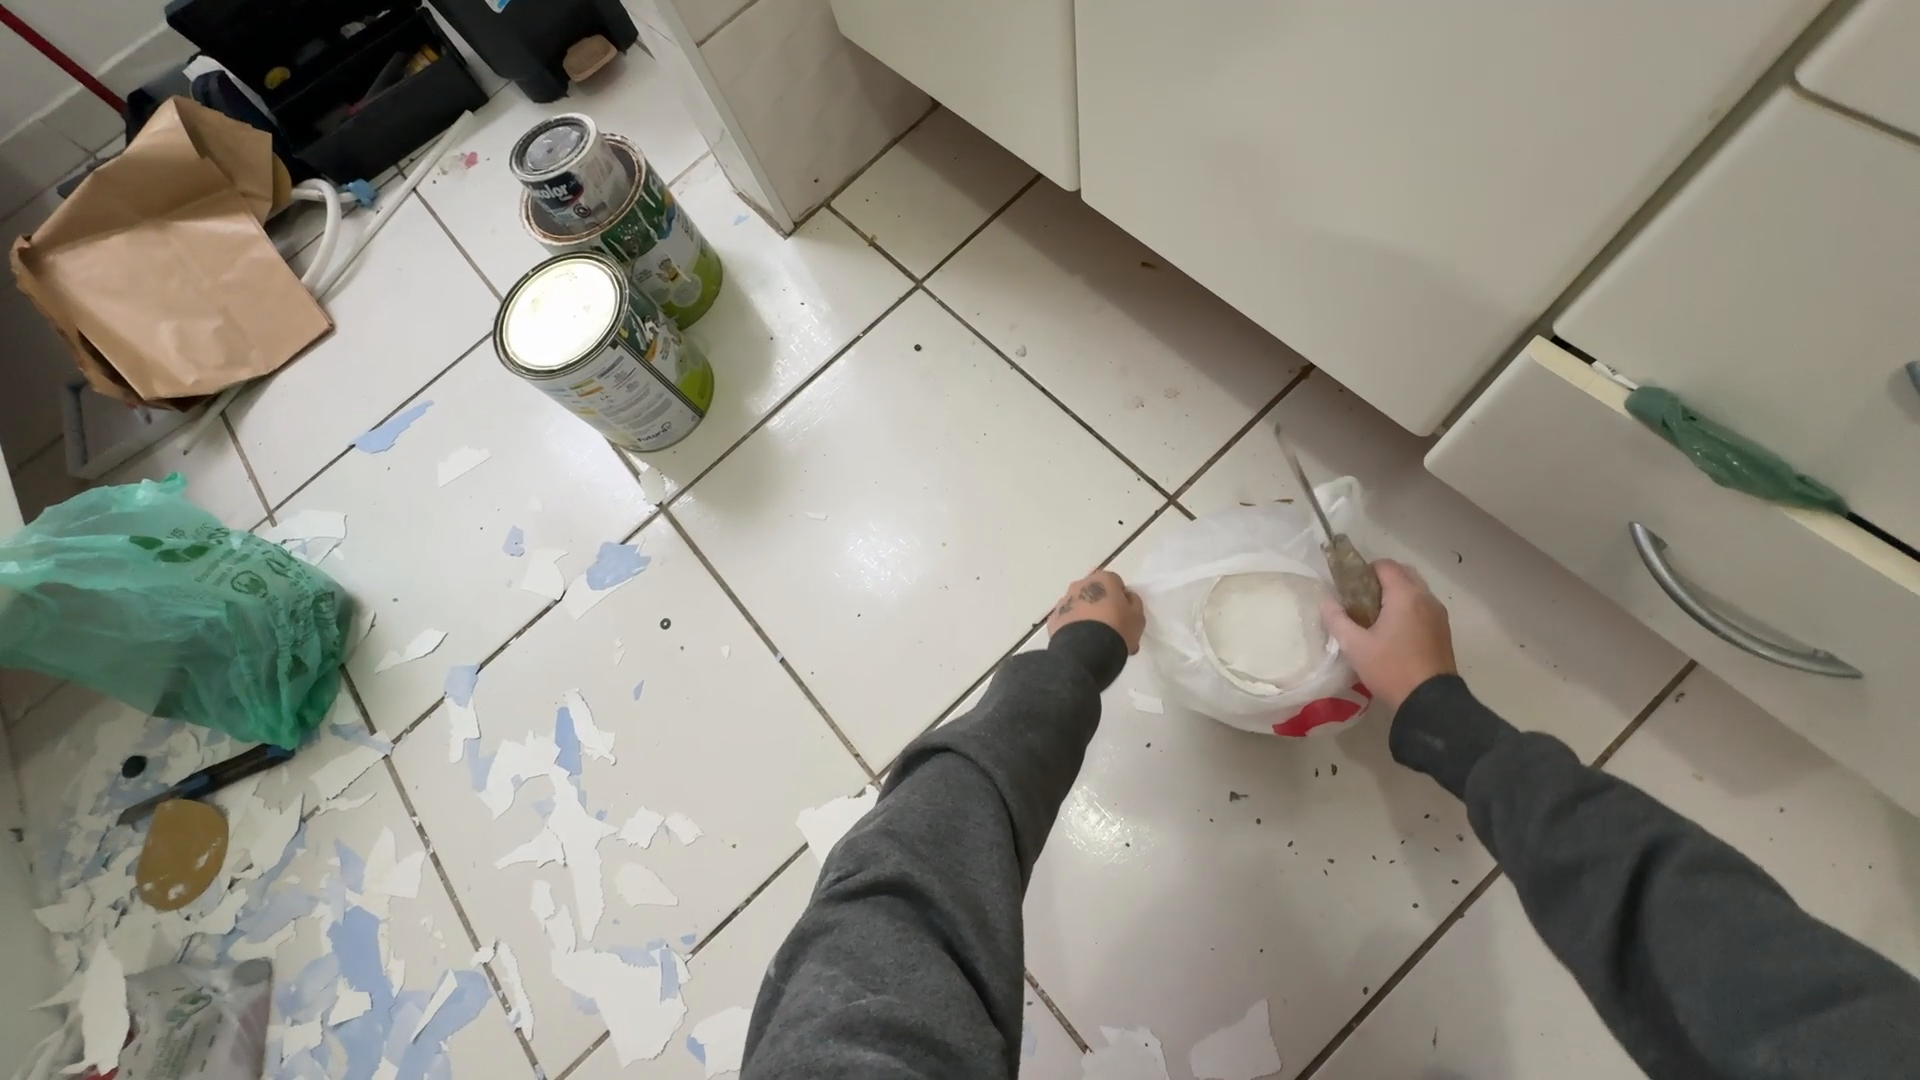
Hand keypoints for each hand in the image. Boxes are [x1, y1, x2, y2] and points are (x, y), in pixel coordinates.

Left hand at [1047, 570, 1144, 654]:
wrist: (1086, 651)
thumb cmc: (1117, 629)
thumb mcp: (1138, 616)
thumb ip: (1134, 602)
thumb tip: (1126, 597)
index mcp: (1102, 579)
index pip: (1115, 582)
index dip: (1121, 598)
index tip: (1125, 613)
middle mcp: (1080, 585)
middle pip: (1094, 592)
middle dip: (1102, 604)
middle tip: (1111, 626)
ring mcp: (1064, 602)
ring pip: (1079, 605)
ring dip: (1086, 615)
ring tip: (1096, 639)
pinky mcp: (1054, 619)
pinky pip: (1067, 620)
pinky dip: (1074, 627)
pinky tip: (1082, 643)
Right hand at [1320, 558, 1456, 711]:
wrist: (1429, 700)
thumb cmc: (1390, 668)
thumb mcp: (1354, 646)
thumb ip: (1337, 619)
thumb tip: (1326, 602)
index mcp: (1405, 596)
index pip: (1385, 565)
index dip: (1364, 570)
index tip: (1349, 587)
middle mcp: (1426, 598)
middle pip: (1403, 572)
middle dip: (1381, 578)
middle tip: (1360, 598)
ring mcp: (1438, 613)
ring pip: (1415, 588)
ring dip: (1396, 591)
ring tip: (1375, 613)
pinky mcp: (1443, 628)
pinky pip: (1423, 604)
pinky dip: (1408, 605)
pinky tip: (1393, 628)